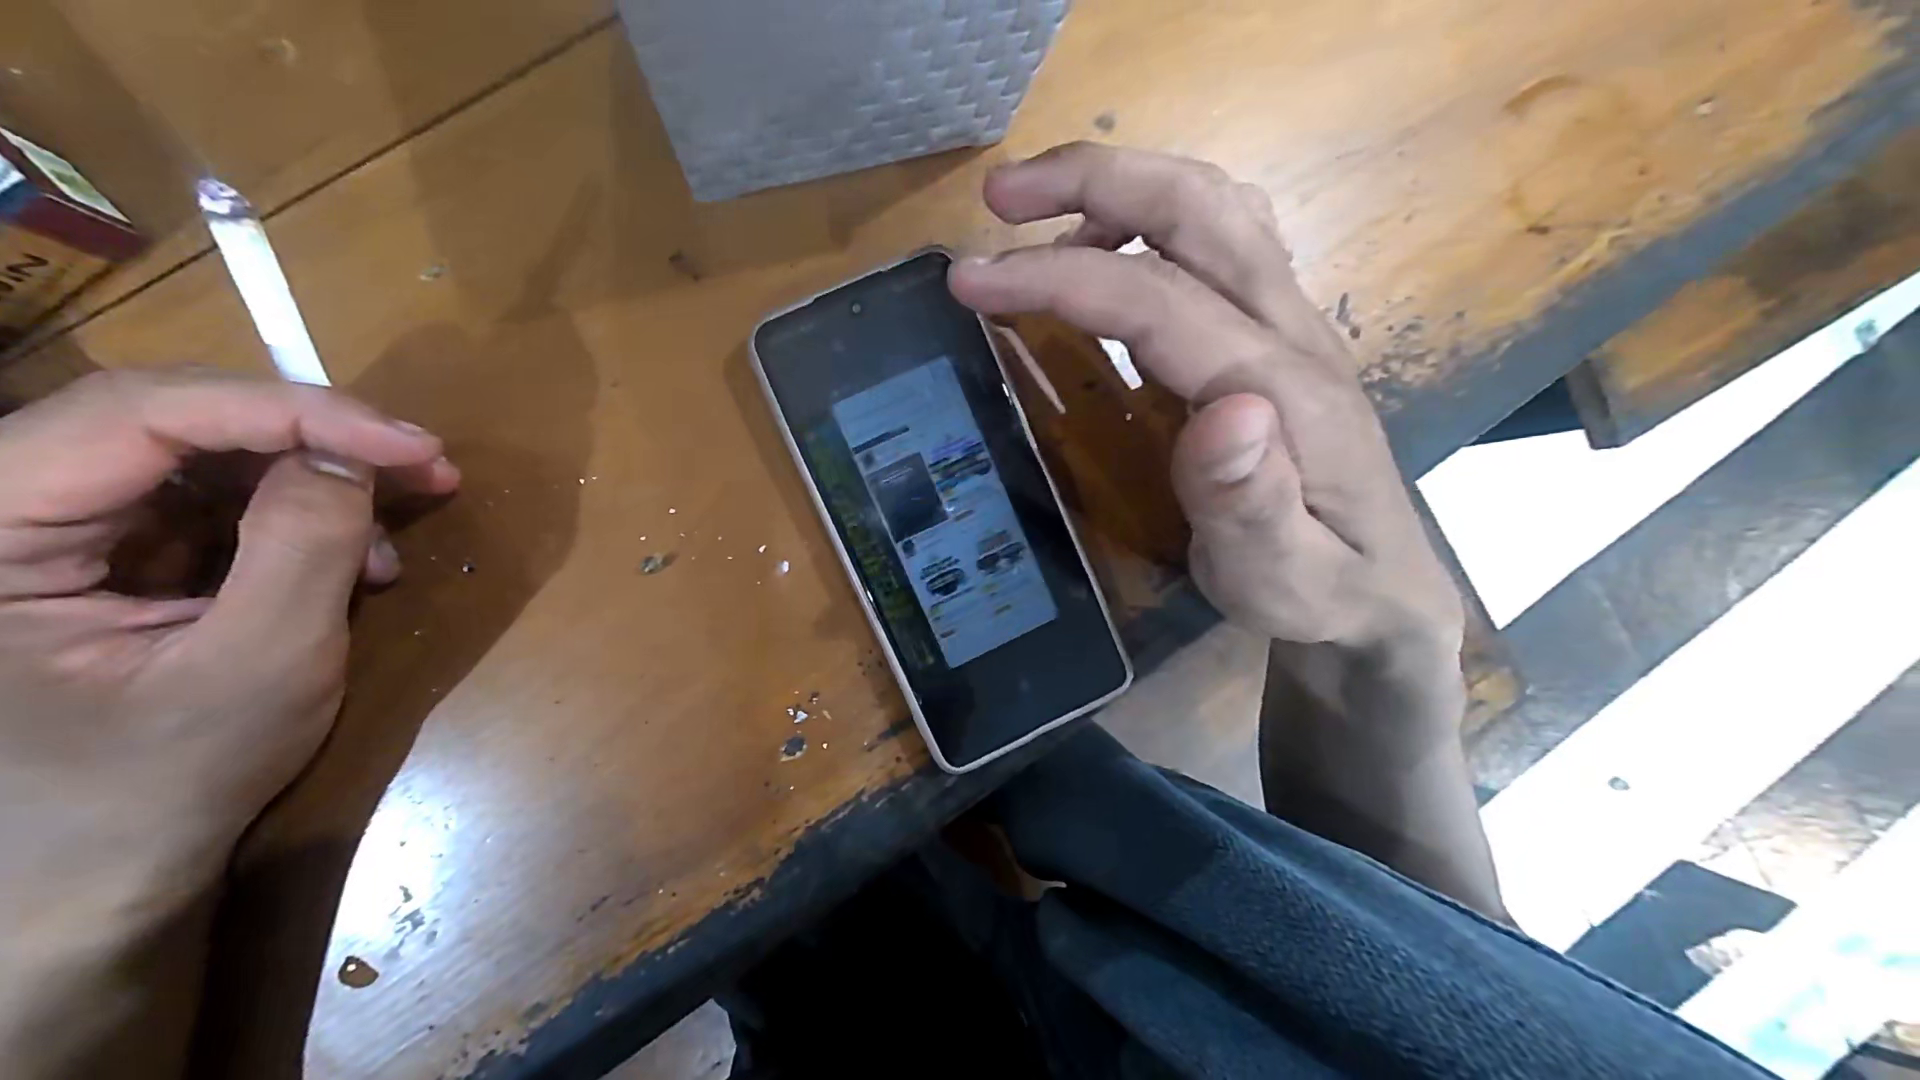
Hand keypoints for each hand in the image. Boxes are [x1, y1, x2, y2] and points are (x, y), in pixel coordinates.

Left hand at [0, 369, 457, 1070]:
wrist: (104, 859)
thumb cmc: (166, 778)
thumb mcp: (260, 663)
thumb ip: (303, 547)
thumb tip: (355, 456)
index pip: (141, 415)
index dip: (292, 412)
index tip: (413, 444)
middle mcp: (1, 508)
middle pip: (174, 418)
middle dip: (318, 435)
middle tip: (426, 465)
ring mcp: (56, 525)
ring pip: (207, 450)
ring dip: (322, 479)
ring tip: (394, 537)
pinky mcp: (114, 546)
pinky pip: (219, 495)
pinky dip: (306, 514)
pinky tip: (356, 561)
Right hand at [949, 143, 1460, 660]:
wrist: (1381, 589)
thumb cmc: (1320, 593)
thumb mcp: (1284, 580)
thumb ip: (1254, 505)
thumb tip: (1226, 412)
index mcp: (1279, 390)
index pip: (1155, 298)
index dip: (1056, 277)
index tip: (969, 282)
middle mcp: (1291, 333)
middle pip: (1198, 210)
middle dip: (1092, 181)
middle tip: (999, 194)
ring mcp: (1290, 327)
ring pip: (1214, 211)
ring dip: (1122, 188)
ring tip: (1038, 213)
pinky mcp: (1275, 338)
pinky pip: (1217, 245)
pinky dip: (1150, 226)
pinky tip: (1106, 259)